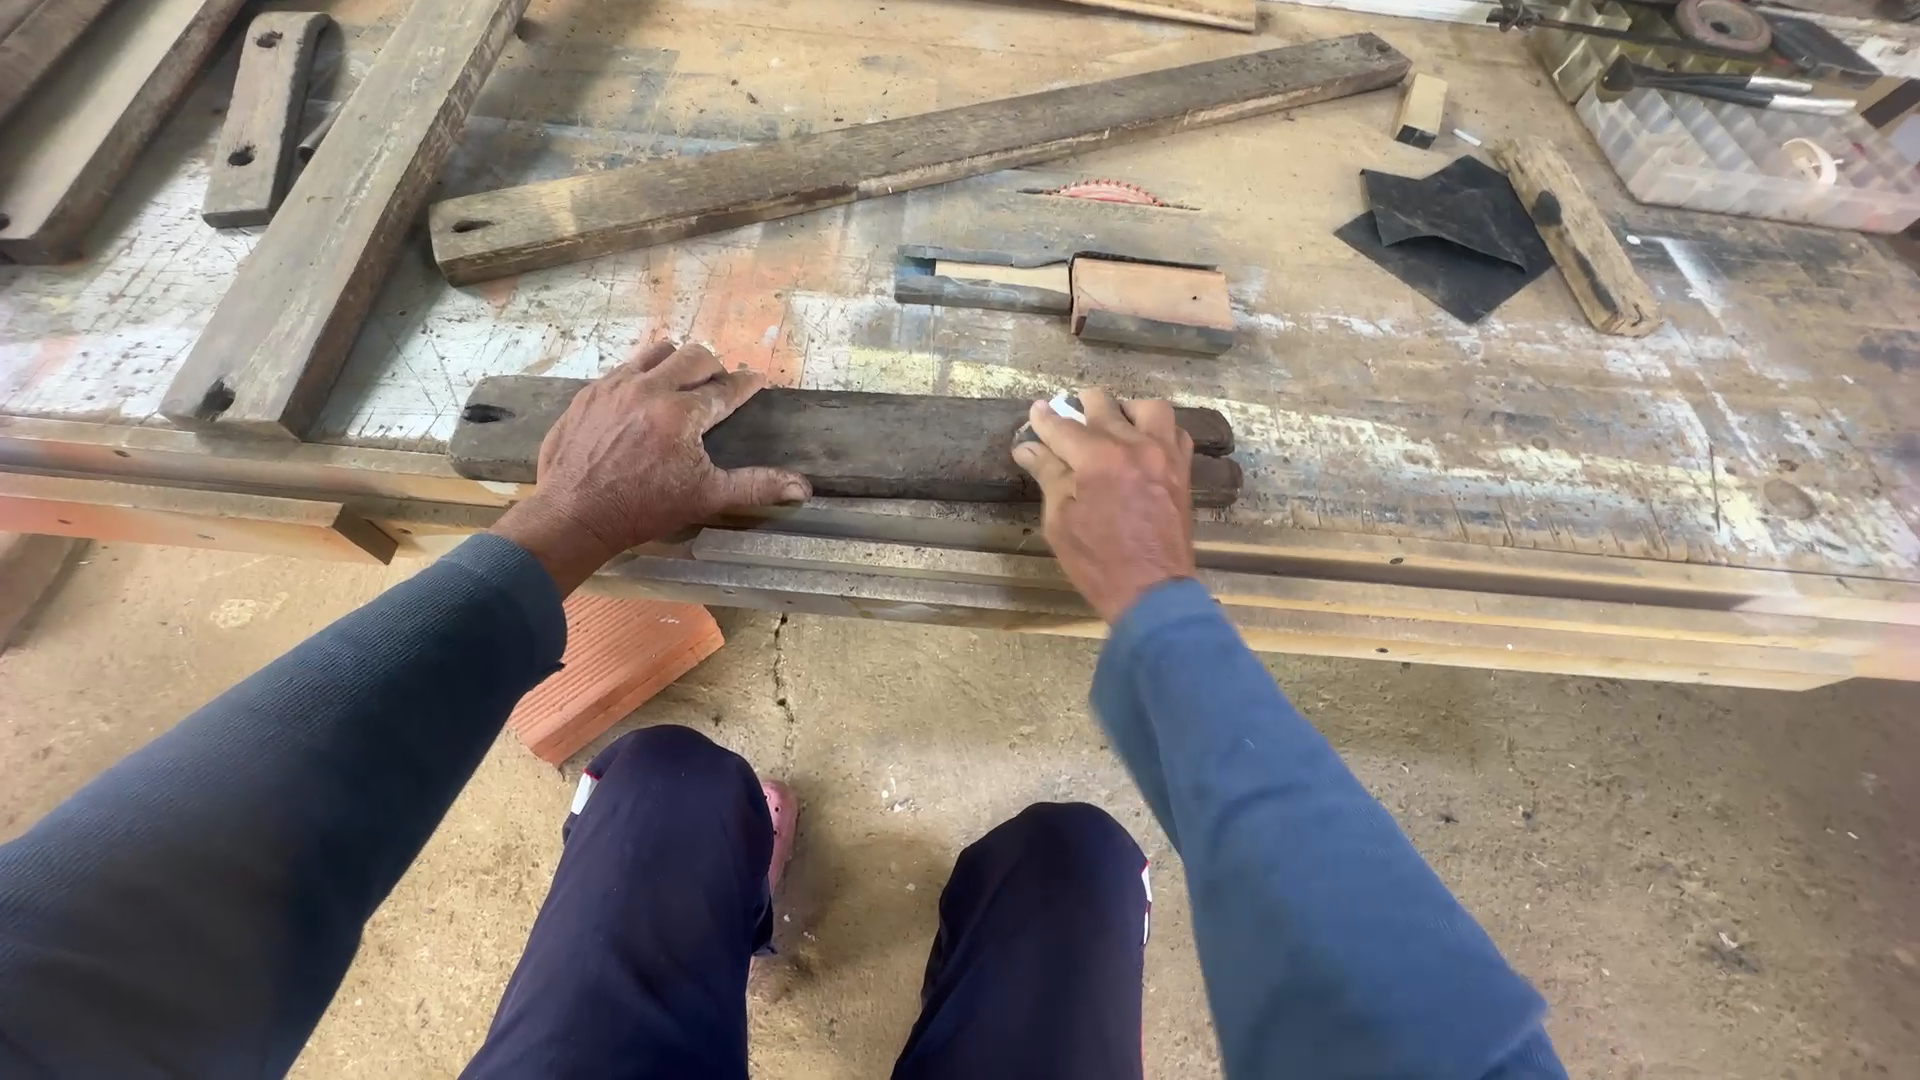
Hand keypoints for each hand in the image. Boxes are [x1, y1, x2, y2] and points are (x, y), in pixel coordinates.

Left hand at [490, 341, 811, 592]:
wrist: (574, 514)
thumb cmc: (645, 508)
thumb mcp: (706, 497)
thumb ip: (756, 485)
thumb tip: (803, 487)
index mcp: (682, 414)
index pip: (726, 388)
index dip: (747, 383)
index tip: (758, 379)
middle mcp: (649, 389)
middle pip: (694, 356)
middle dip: (714, 367)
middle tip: (719, 386)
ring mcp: (615, 386)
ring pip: (657, 351)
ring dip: (677, 363)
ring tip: (682, 384)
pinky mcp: (589, 393)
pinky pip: (625, 367)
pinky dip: (643, 376)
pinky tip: (644, 400)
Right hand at [1010, 389, 1197, 622]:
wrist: (1153, 592)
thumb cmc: (1098, 562)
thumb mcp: (1060, 521)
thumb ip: (1048, 476)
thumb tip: (1028, 447)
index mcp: (1099, 459)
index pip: (1064, 428)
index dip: (1045, 419)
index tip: (1036, 411)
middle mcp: (1136, 447)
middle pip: (1106, 408)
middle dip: (1082, 406)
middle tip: (1069, 414)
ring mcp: (1165, 457)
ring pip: (1148, 410)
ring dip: (1126, 410)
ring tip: (1112, 423)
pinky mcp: (1182, 472)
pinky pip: (1174, 433)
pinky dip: (1156, 429)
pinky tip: (1143, 443)